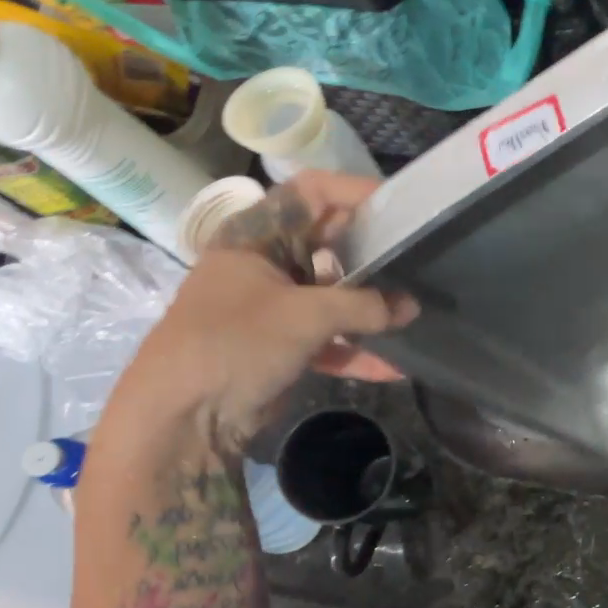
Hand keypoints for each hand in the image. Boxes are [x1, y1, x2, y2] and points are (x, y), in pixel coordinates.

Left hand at [113, 171, 417, 450]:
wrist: (186, 416)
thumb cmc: (236, 344)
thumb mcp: (305, 315)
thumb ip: (364, 306)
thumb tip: (409, 308)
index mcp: (256, 237)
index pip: (310, 193)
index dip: (354, 191)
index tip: (401, 205)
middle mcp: (267, 265)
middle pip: (330, 245)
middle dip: (374, 253)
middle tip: (420, 258)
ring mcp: (276, 309)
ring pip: (335, 297)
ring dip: (372, 308)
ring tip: (415, 313)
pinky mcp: (285, 349)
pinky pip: (332, 342)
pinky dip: (359, 352)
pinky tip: (396, 366)